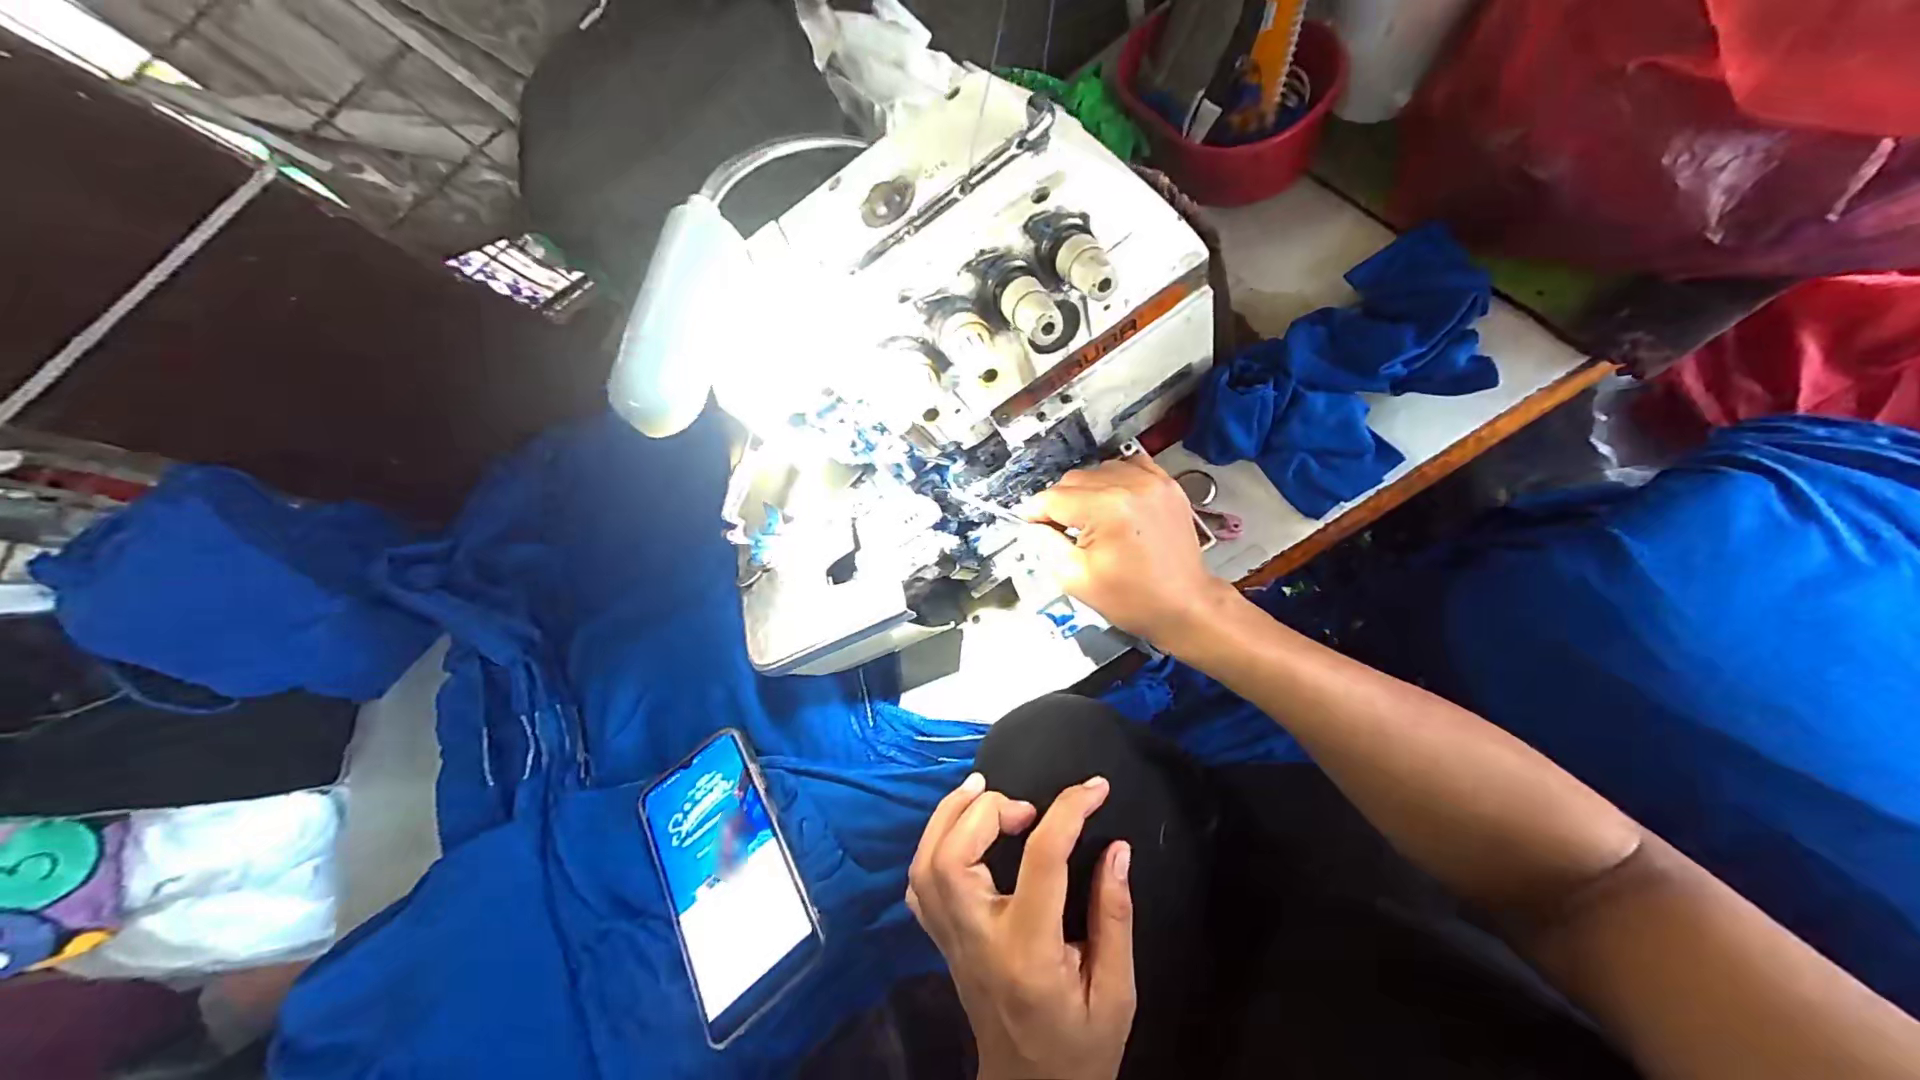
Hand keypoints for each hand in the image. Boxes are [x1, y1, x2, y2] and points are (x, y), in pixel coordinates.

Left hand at [906, 772, 1135, 1079]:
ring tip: (983, 791)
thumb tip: (1116, 848)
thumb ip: (1114, 915)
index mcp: (1029, 950)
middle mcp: (977, 939)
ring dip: (950, 816)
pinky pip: (919, 885)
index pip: (1041, 860)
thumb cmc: (1080, 1046)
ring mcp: (950, 941)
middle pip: (954, 857)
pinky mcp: (941, 942)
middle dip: (986, 811)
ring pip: (926, 864)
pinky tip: (960, 831)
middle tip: (1026, 805)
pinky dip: (933, 845)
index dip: (1068, 811)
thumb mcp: (1117, 991)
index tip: (1095, 788)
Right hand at [1020, 453, 1232, 647]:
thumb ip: (1046, 545)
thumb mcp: (1076, 578)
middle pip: (1074, 480)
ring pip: (1098, 470)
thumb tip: (1033, 526)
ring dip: (1086, 491)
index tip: (1030, 525)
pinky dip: (1114, 480)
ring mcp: (1152, 482)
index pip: (1053, 497)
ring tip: (1090, 521)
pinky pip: (1129, 467)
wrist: (1185, 605)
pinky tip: (1112, 503)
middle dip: (1060, 504)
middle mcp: (1130, 485)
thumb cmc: (1133, 599)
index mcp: (1106, 508)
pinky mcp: (1167, 485)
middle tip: (1060, 531)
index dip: (1035, 513)